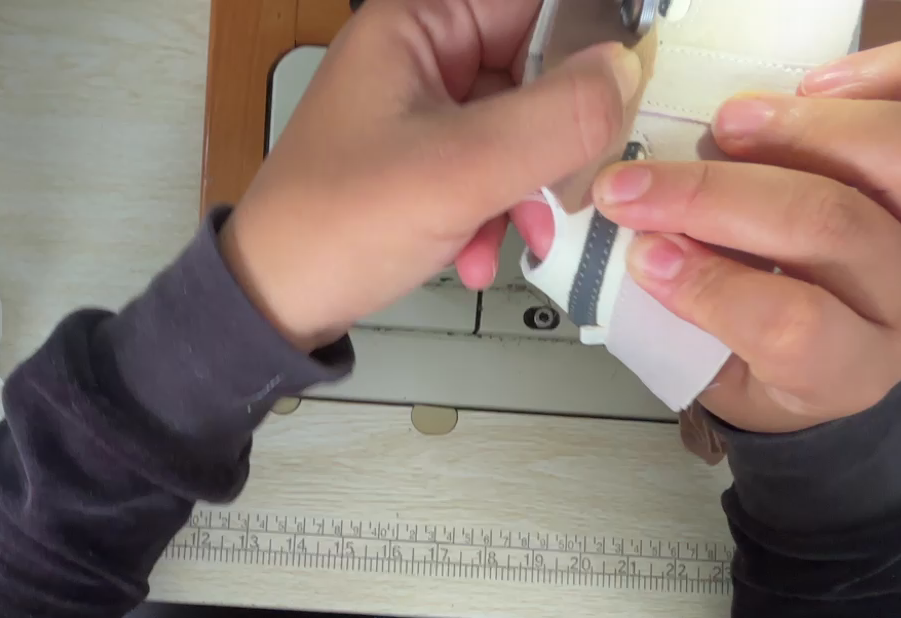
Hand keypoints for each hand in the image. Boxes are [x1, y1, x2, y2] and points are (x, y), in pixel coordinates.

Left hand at [221, 0, 643, 349]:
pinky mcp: (411, 170)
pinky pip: (477, 176)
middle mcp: (416, 60)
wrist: (274, 306)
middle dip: (553, 142)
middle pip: (528, 72)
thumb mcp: (458, 171)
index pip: (533, 3)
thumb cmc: (338, 229)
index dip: (588, 42)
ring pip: (508, 134)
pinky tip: (476, 259)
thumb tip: (626, 75)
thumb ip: (555, 119)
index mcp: (417, 24)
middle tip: (570, 189)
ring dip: (523, 193)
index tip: (619, 98)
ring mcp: (412, 119)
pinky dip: (488, 217)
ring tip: (519, 240)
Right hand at [588, 42, 900, 431]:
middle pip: (833, 228)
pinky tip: (813, 86)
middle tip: (639, 182)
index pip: (789, 324)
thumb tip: (648, 241)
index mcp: (846, 375)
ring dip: (809, 127)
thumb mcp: (712, 373)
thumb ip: (688, 317)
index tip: (638, 253)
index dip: (708, 284)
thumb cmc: (758, 370)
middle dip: (718, 197)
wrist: (832, 360)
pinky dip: (896, 75)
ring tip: (729, 121)